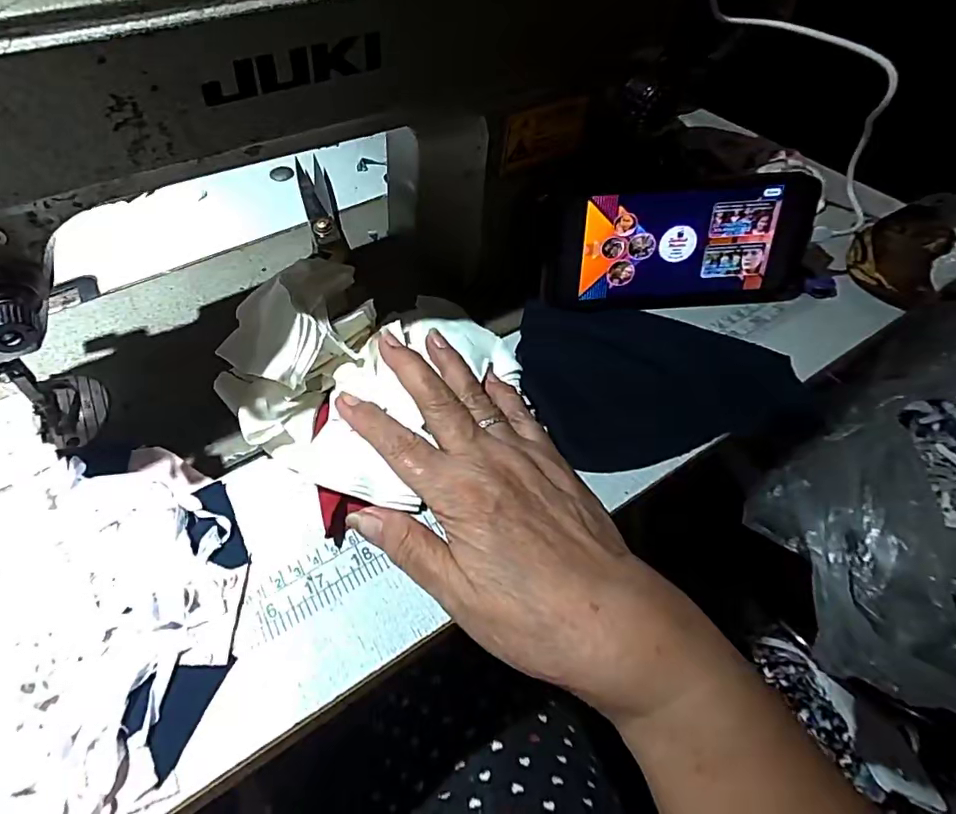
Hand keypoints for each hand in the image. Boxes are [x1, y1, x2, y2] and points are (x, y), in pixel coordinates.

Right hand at [335, 328, 733, 720]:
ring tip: (436, 340)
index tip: (348, 399)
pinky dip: (505, 392)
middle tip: (392, 341)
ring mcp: (524, 457)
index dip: (370, 421)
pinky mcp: (552, 461)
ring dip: (455, 367)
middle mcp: (491, 463)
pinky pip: (523, 414)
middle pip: (441, 405)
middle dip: (411, 369)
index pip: (402, 448)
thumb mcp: (457, 593)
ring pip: (481, 400)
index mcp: (459, 495)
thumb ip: (410, 547)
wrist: (608, 612)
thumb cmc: (533, 615)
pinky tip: (495, 378)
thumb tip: (365, 518)